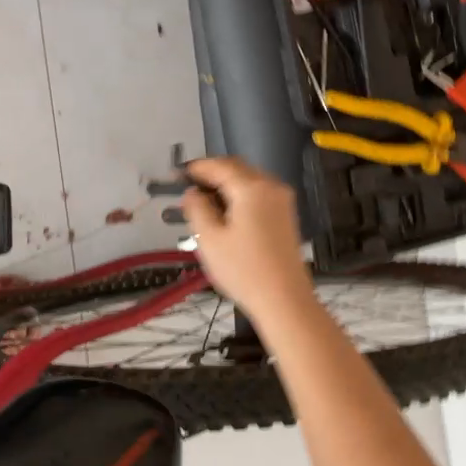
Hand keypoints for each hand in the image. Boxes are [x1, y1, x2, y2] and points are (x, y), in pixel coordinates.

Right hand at [181, 157, 314, 319]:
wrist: (285, 299)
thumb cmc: (244, 270)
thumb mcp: (209, 239)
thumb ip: (197, 208)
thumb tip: (192, 193)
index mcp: (251, 187)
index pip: (220, 165)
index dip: (197, 168)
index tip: (179, 174)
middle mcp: (271, 186)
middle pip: (237, 169)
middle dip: (213, 174)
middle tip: (190, 189)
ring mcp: (282, 200)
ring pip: (249, 181)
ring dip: (227, 185)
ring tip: (205, 203)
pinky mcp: (287, 215)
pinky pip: (260, 194)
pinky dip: (241, 196)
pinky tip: (227, 214)